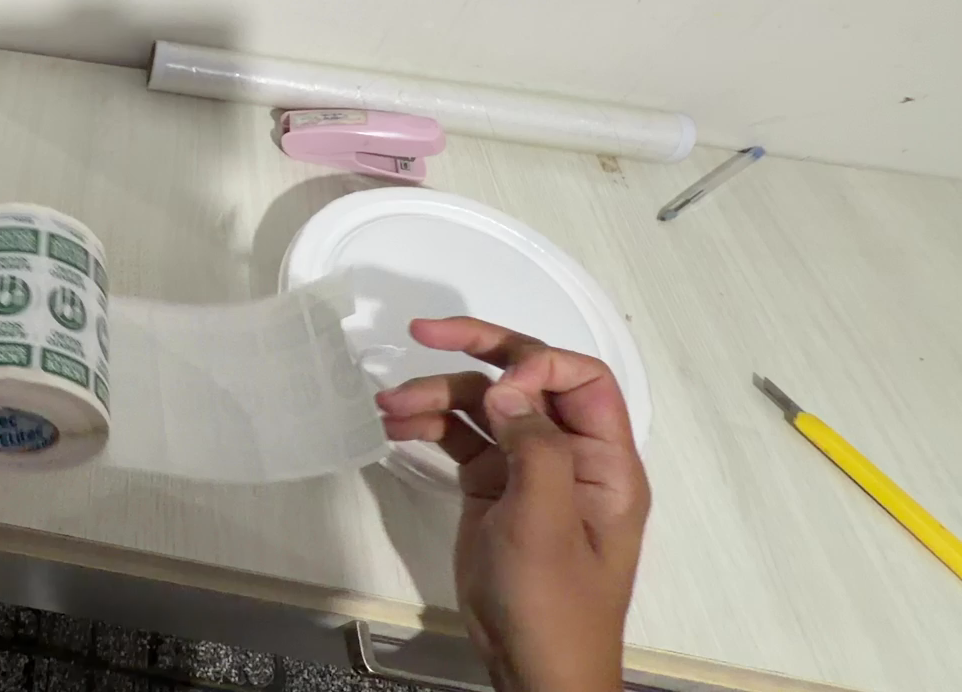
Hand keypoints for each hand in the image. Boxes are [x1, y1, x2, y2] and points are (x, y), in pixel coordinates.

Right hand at [374, 318, 649, 691]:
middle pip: (524, 377)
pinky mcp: (487, 479)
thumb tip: (505, 387)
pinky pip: (456, 433)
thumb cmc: (551, 599)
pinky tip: (394, 427)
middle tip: (420, 331)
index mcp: (602, 459)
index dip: (535, 366)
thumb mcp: (546, 523)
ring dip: (432, 395)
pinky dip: (424, 423)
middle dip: (475, 348)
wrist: (527, 661)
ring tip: (387, 404)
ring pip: (479, 403)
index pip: (581, 379)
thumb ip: (535, 447)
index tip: (494, 390)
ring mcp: (522, 464)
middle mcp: (564, 451)